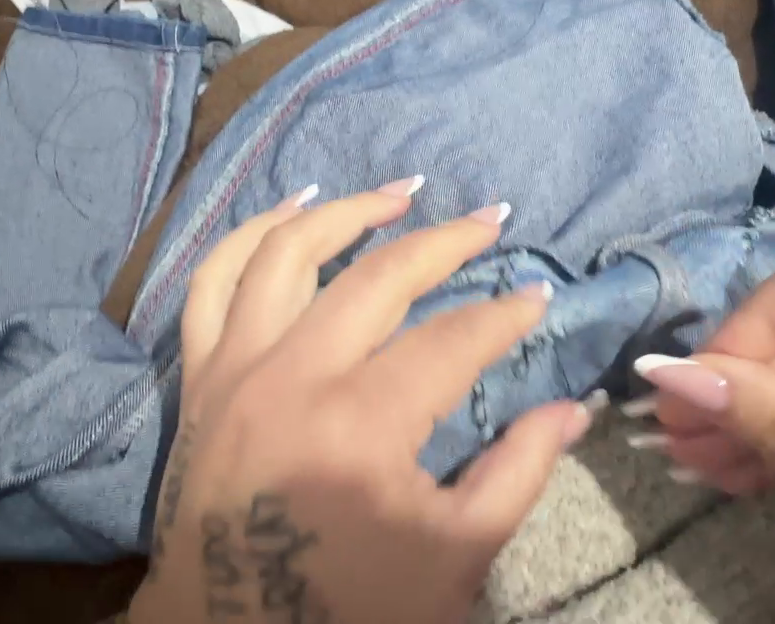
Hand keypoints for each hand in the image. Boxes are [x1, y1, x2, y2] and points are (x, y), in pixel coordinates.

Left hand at [126, 182, 591, 623]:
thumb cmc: (346, 609)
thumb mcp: (453, 558)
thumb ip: (518, 474)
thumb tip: (575, 409)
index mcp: (361, 426)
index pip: (452, 342)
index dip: (503, 316)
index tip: (537, 298)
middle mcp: (293, 375)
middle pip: (378, 278)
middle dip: (445, 241)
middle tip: (490, 219)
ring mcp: (236, 366)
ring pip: (288, 252)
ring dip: (348, 210)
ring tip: (399, 192)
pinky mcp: (200, 374)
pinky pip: (212, 280)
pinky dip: (250, 234)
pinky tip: (294, 208)